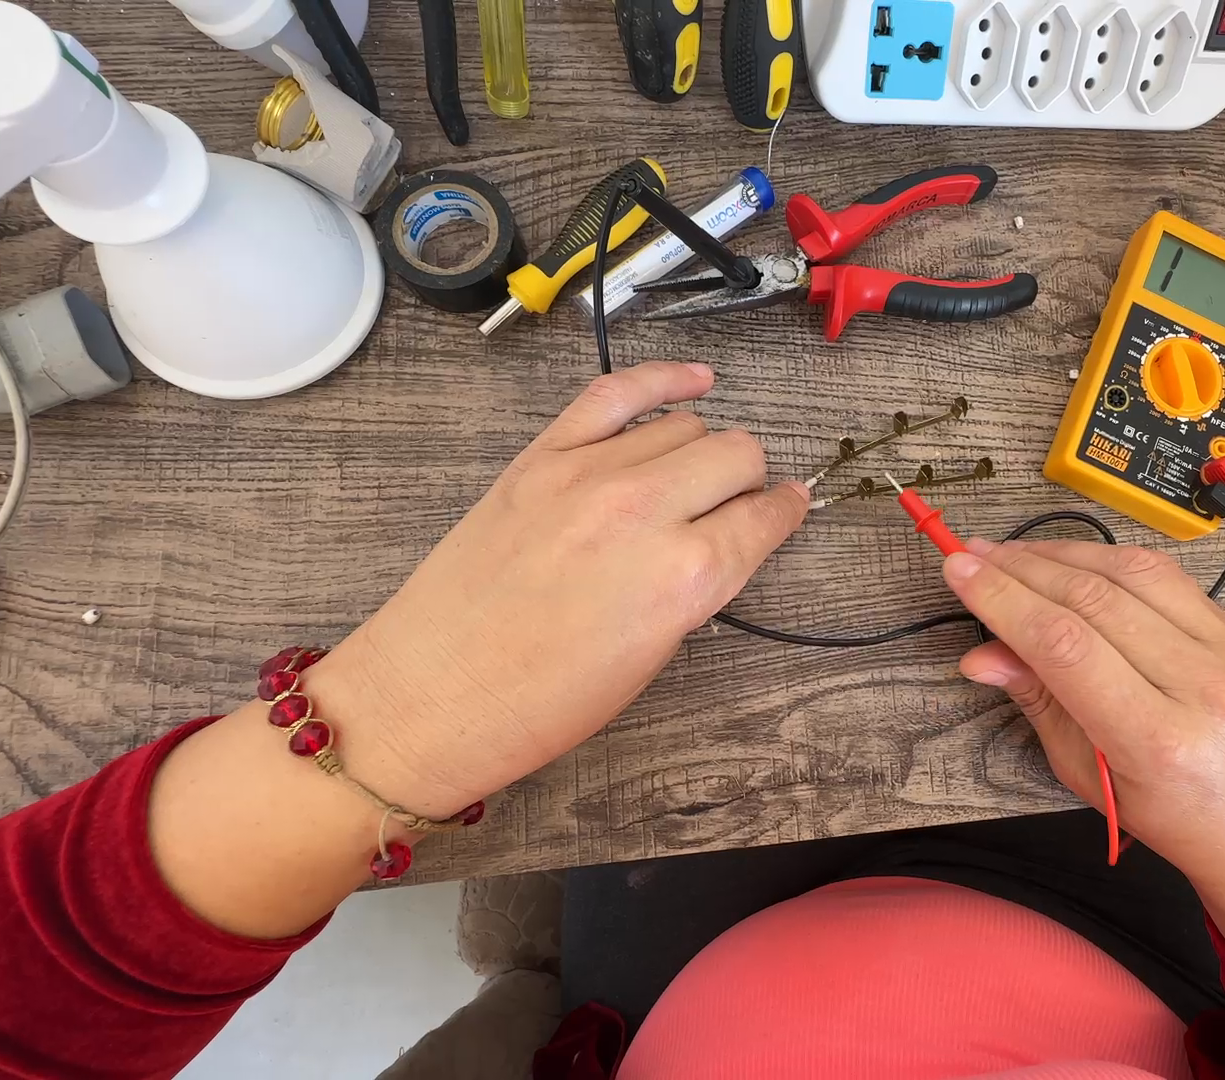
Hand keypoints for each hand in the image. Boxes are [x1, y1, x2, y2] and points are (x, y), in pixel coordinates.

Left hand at [308, 362, 808, 817]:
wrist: (433, 696)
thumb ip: (701, 581)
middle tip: (737, 504)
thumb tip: (732, 534)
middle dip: (750, 479)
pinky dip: (664, 380)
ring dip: (704, 448)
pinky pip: (618, 392)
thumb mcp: (654, 653)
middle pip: (737, 454)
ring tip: (692, 475)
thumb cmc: (547, 702)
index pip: (765, 518)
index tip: (790, 507)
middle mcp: (648, 512)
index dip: (786, 512)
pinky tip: (693, 381)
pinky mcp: (542, 456)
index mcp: (687, 577)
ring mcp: (590, 473)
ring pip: (687, 424)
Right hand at [942, 539, 1224, 966]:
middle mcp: (1200, 685)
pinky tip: (1064, 558)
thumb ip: (1035, 700)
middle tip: (971, 553)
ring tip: (1008, 552)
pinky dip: (1101, 556)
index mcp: (1158, 739)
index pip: (1065, 645)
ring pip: (1127, 572)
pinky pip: (1159, 572)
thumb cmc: (1166, 815)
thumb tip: (979, 655)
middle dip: (1019, 569)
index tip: (958, 569)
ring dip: (1056, 553)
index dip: (1004, 599)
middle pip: (1092, 600)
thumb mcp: (1084, 772)